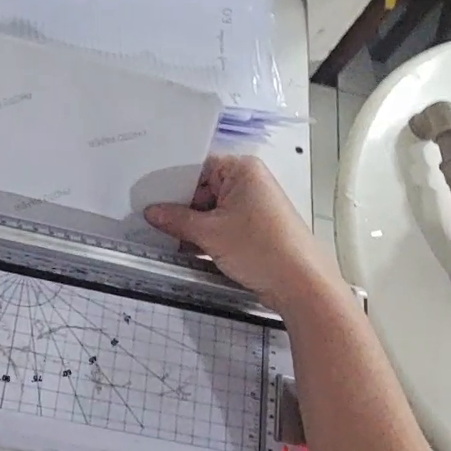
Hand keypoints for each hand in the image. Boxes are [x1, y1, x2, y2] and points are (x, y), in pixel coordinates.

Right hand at [145, 155, 339, 308]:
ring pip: (211, 209)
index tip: (151, 196)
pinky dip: (206, 235)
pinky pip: (221, 224)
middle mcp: (250, 183)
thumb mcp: (209, 234)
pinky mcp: (253, 227)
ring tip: (171, 237)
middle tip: (155, 219)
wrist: (299, 284)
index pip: (197, 166)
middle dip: (181, 207)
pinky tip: (189, 247)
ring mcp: (252, 206)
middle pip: (203, 188)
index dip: (173, 182)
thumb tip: (156, 213)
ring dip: (192, 225)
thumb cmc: (266, 250)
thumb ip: (177, 221)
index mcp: (242, 170)